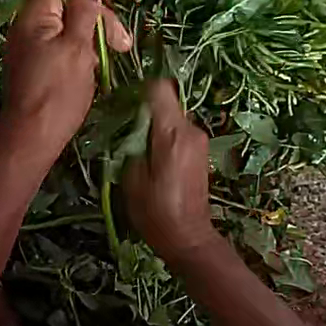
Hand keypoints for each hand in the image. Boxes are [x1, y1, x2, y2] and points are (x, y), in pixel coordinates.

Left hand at [0, 0, 131, 163]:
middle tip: (122, 39)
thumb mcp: (78, 47)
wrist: (32, 137)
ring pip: (69, 22)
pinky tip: (97, 67)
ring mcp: (32, 42)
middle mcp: (30, 21)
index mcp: (36, 11)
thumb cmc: (58, 92)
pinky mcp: (38, 61)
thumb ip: (84, 9)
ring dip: (96, 32)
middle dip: (99, 11)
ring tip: (117, 54)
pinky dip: (84, 48)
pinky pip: (63, 42)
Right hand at [124, 79, 218, 261]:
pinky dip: (165, 137)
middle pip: (167, 102)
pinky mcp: (201, 152)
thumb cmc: (156, 212)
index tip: (124, 102)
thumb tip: (130, 127)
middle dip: (146, 110)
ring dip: (155, 126)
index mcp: (172, 133)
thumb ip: (130, 145)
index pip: (160, 88)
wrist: (189, 237)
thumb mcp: (131, 179)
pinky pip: (179, 133)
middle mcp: (191, 130)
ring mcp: (200, 141)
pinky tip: (152, 158)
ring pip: (173, 118)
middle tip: (124, 128)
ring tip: (137, 147)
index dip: (141, 89)